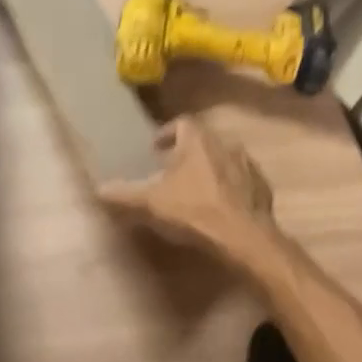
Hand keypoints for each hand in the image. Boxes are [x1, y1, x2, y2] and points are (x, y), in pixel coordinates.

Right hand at [97, 115, 276, 255]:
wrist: (244, 238)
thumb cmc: (194, 211)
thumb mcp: (151, 202)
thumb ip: (123, 194)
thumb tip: (99, 189)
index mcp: (198, 141)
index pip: (182, 123)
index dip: (167, 133)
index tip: (155, 149)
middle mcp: (226, 145)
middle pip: (203, 141)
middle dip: (187, 153)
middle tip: (171, 171)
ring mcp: (249, 166)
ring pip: (224, 159)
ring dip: (210, 169)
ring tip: (195, 189)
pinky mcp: (263, 188)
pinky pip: (242, 181)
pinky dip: (229, 188)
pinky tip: (219, 207)